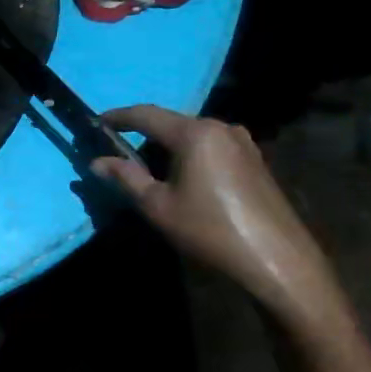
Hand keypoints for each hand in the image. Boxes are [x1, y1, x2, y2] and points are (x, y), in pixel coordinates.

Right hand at [92, 105, 341, 323]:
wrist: (274, 258)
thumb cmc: (208, 229)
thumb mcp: (157, 205)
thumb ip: (125, 178)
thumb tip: (96, 162)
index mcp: (195, 133)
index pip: (146, 114)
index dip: (118, 116)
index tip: (96, 122)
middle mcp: (221, 128)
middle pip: (171, 122)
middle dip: (142, 133)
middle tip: (117, 150)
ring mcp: (242, 142)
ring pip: (192, 134)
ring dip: (165, 145)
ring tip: (145, 166)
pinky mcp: (253, 159)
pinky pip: (210, 146)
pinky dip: (187, 153)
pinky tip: (180, 175)